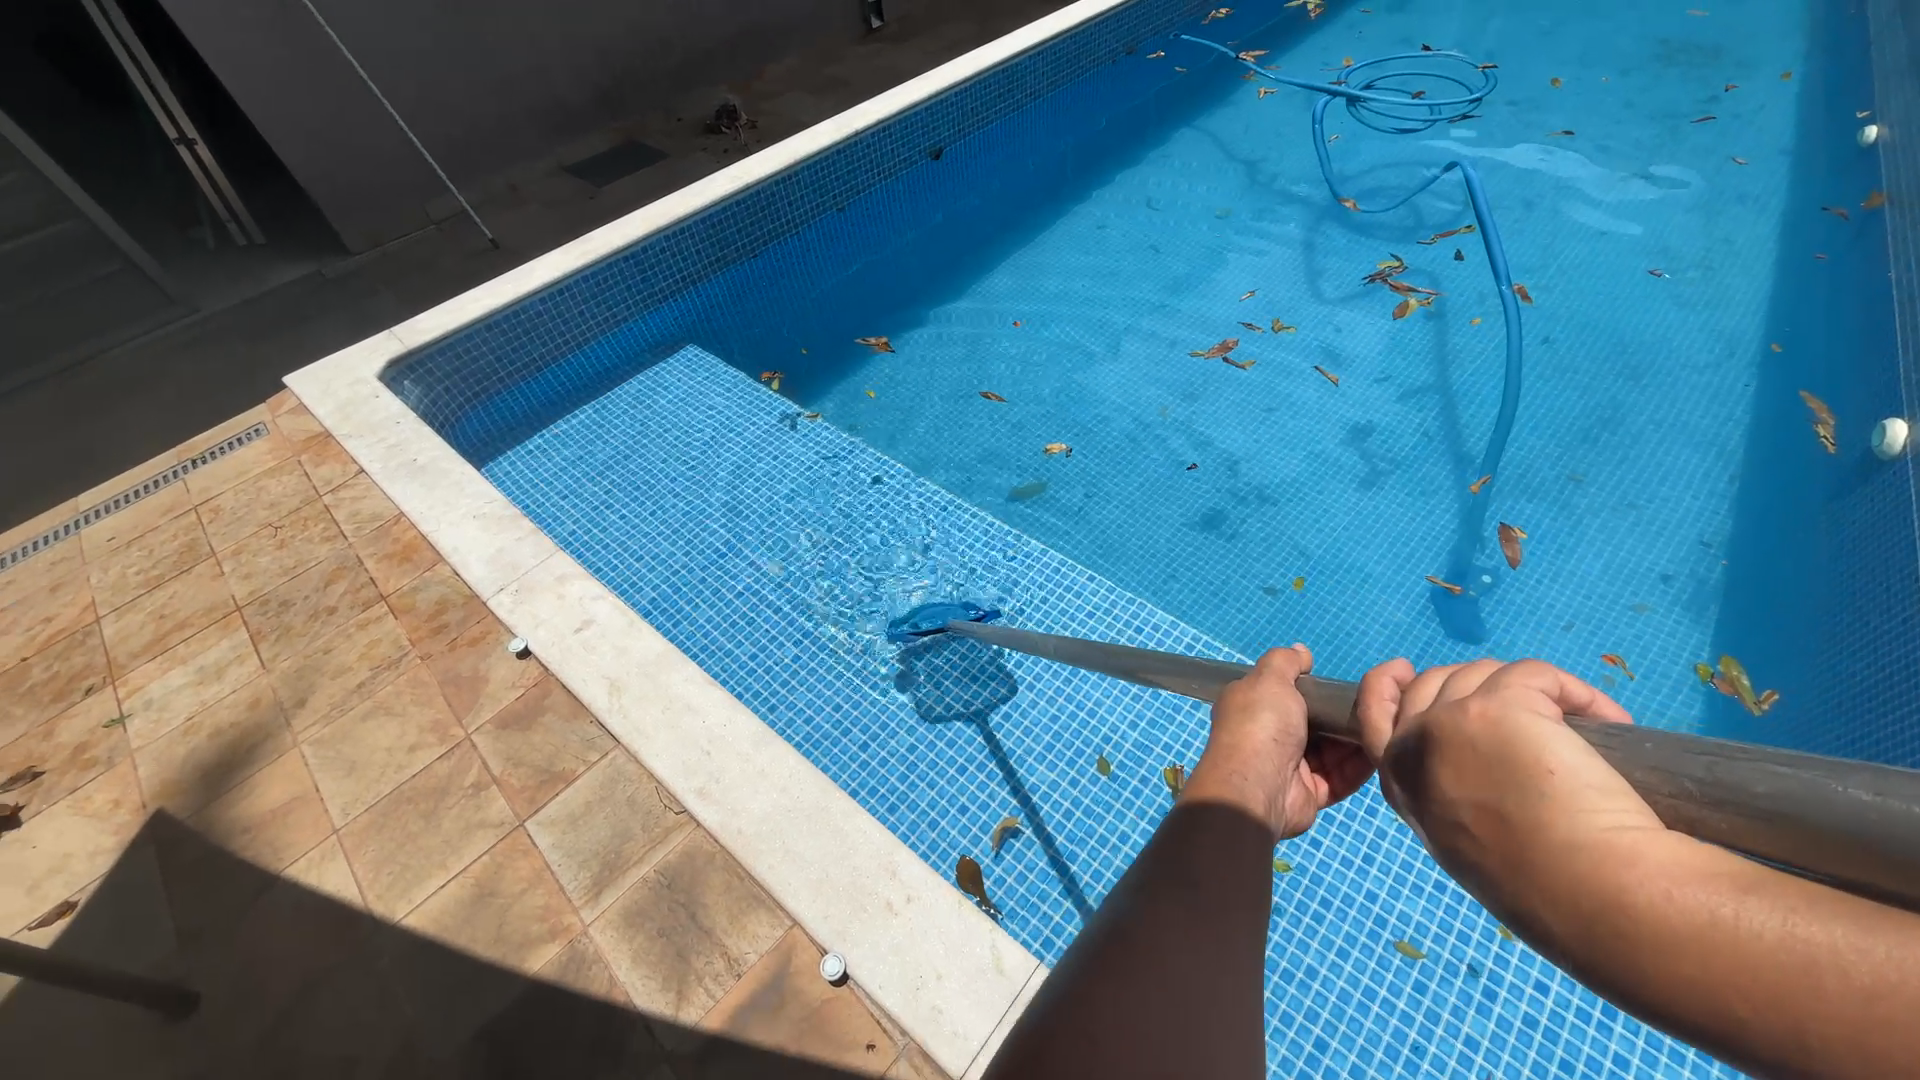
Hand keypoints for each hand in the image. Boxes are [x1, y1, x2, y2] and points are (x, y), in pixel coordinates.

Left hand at [1185, 645, 1374, 840]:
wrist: (1258, 786)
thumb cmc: (1262, 724)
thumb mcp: (1269, 679)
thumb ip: (1285, 662)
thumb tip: (1301, 651)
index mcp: (1252, 706)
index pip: (1283, 692)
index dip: (1310, 687)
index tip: (1340, 683)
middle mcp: (1268, 734)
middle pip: (1312, 721)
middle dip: (1339, 714)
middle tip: (1373, 705)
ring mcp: (1288, 765)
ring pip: (1329, 749)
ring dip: (1354, 740)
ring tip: (1385, 725)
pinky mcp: (1309, 792)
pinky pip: (1340, 775)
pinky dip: (1359, 766)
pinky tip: (1381, 752)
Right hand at [1352, 657, 1667, 917]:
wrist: (1589, 893)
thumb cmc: (1537, 885)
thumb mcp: (1460, 839)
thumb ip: (1448, 792)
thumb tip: (1485, 758)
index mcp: (1399, 781)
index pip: (1372, 713)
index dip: (1386, 685)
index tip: (1405, 670)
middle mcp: (1413, 744)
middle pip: (1430, 683)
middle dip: (1476, 684)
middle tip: (1531, 703)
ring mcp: (1451, 720)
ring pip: (1482, 673)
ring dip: (1531, 688)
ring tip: (1582, 723)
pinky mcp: (1500, 704)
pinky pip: (1534, 673)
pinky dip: (1574, 690)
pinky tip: (1607, 719)